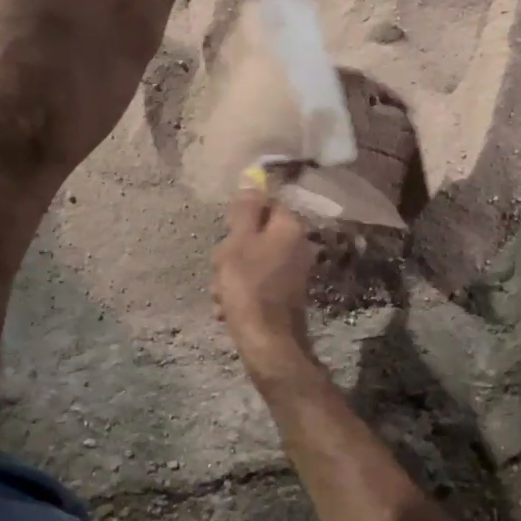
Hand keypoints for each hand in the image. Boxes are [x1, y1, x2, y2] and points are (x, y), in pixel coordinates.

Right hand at [212, 187, 320, 379]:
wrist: (267, 342)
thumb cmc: (249, 287)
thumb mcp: (238, 242)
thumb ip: (246, 209)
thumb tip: (252, 177)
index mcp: (290, 227)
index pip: (264, 204)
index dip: (240, 219)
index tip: (227, 238)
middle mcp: (299, 245)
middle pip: (256, 234)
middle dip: (232, 252)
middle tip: (221, 270)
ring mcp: (294, 270)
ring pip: (252, 261)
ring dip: (232, 276)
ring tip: (223, 295)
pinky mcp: (287, 293)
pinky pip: (257, 282)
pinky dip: (241, 293)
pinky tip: (229, 309)